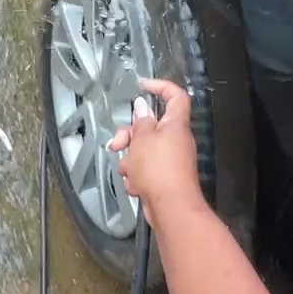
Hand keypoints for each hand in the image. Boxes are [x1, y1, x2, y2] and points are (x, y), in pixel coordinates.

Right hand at [107, 78, 204, 225]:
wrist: (171, 207)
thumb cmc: (158, 169)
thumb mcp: (142, 140)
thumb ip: (140, 122)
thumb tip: (142, 107)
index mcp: (175, 125)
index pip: (175, 96)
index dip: (160, 86)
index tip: (141, 86)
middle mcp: (175, 140)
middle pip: (149, 127)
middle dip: (129, 135)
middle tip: (117, 144)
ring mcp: (170, 160)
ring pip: (143, 150)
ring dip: (130, 159)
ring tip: (127, 171)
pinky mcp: (163, 177)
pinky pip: (145, 169)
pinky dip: (137, 176)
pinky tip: (135, 185)